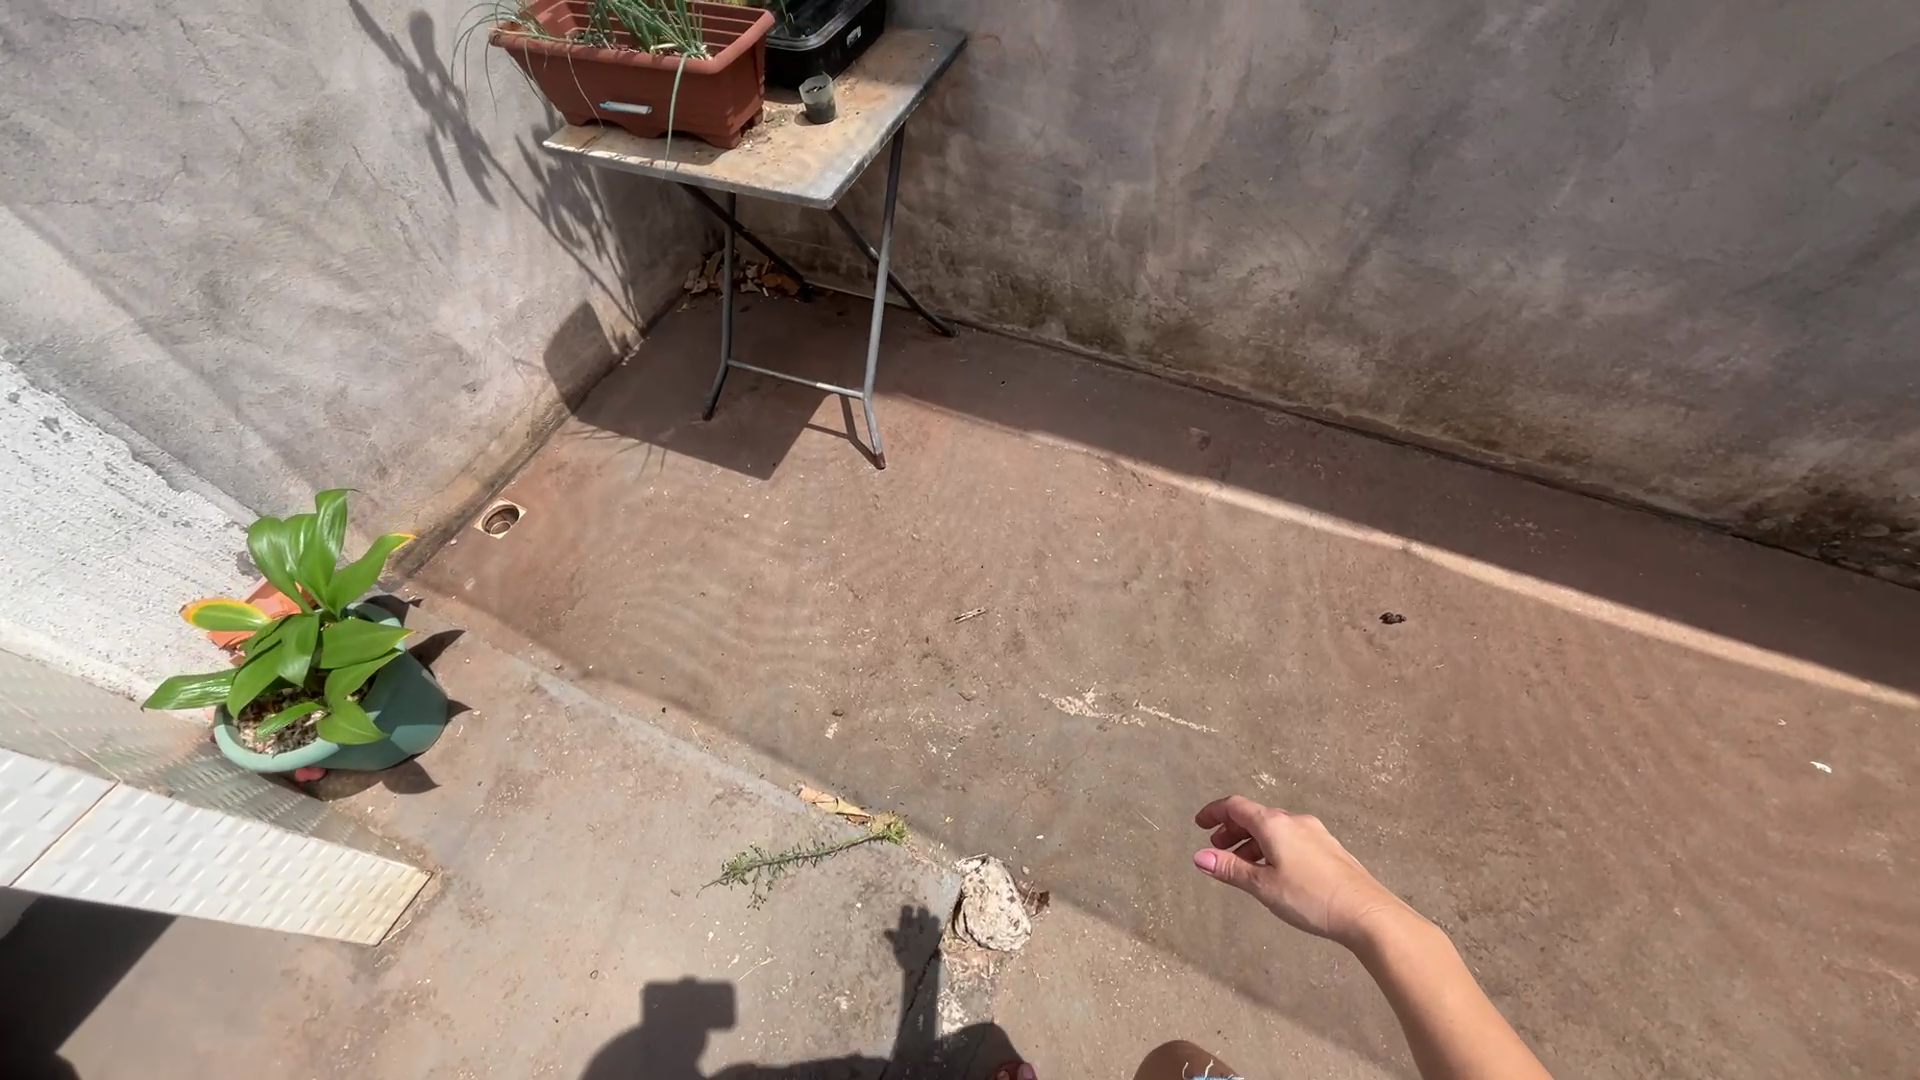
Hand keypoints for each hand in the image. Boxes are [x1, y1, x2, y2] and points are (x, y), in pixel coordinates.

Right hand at [1192, 795, 1413, 947]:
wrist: (1369, 915)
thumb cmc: (1311, 898)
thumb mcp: (1263, 886)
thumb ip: (1230, 869)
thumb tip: (1200, 857)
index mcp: (1274, 824)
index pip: (1235, 806)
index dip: (1214, 812)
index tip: (1199, 824)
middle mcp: (1294, 821)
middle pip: (1255, 816)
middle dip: (1232, 830)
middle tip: (1218, 849)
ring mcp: (1315, 834)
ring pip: (1274, 829)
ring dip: (1252, 842)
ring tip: (1244, 866)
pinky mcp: (1329, 850)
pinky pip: (1291, 839)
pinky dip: (1272, 848)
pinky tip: (1274, 872)